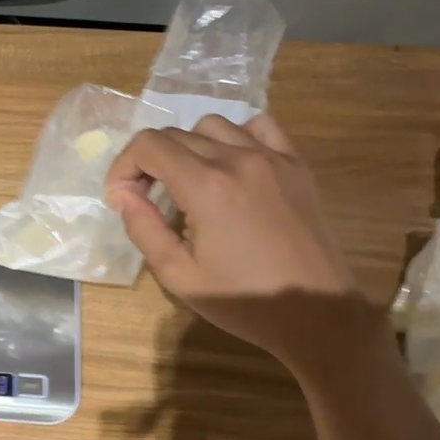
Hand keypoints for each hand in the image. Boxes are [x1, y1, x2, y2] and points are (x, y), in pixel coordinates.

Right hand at [104, 114, 378, 374]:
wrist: (318, 313)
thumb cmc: (243, 301)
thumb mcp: (178, 274)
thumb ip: (143, 228)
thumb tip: (123, 195)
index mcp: (206, 186)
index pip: (149, 145)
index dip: (124, 167)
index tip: (121, 198)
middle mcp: (238, 159)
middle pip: (176, 133)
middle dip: (149, 161)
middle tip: (146, 198)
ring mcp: (273, 157)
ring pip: (213, 125)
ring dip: (188, 147)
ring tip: (186, 183)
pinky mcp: (296, 165)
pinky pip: (259, 126)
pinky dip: (234, 137)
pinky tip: (229, 167)